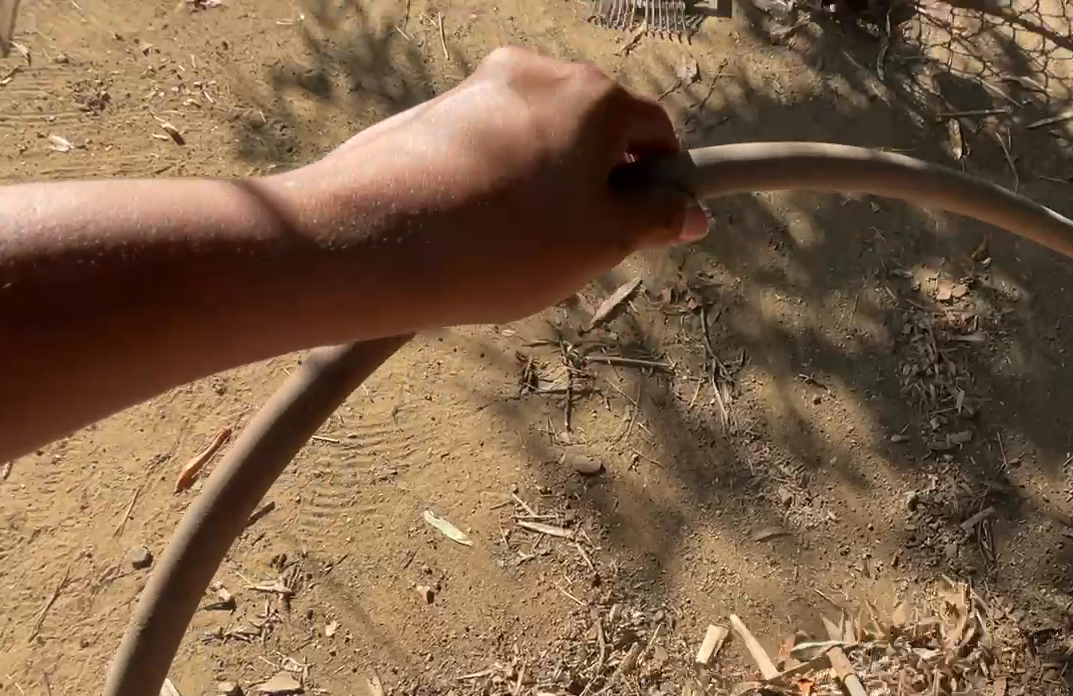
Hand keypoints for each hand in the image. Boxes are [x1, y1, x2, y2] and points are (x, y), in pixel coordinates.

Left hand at [270, 47, 707, 325]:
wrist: (378, 240)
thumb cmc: (511, 243)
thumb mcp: (604, 240)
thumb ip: (657, 219)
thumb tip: (695, 211)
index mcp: (595, 97)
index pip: (657, 133)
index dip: (664, 184)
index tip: (652, 229)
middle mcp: (541, 71)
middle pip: (602, 131)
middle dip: (610, 184)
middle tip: (591, 246)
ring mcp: (485, 85)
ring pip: (552, 139)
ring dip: (563, 187)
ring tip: (535, 245)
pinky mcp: (443, 110)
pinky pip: (505, 144)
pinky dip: (517, 182)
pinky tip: (495, 229)